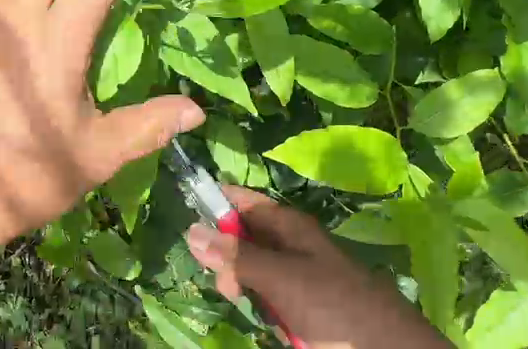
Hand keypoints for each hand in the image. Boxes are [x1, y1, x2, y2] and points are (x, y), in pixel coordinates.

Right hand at [186, 186, 450, 348]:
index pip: (239, 200)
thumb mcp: (281, 279)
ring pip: (254, 275)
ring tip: (258, 312)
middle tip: (229, 288)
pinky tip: (277, 328)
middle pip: (242, 240)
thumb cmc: (338, 309)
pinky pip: (273, 303)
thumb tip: (189, 228)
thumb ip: (236, 256)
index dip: (214, 206)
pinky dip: (269, 314)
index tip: (191, 228)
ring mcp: (301, 280)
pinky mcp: (308, 312)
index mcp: (288, 225)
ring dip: (248, 293)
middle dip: (229, 261)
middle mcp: (293, 246)